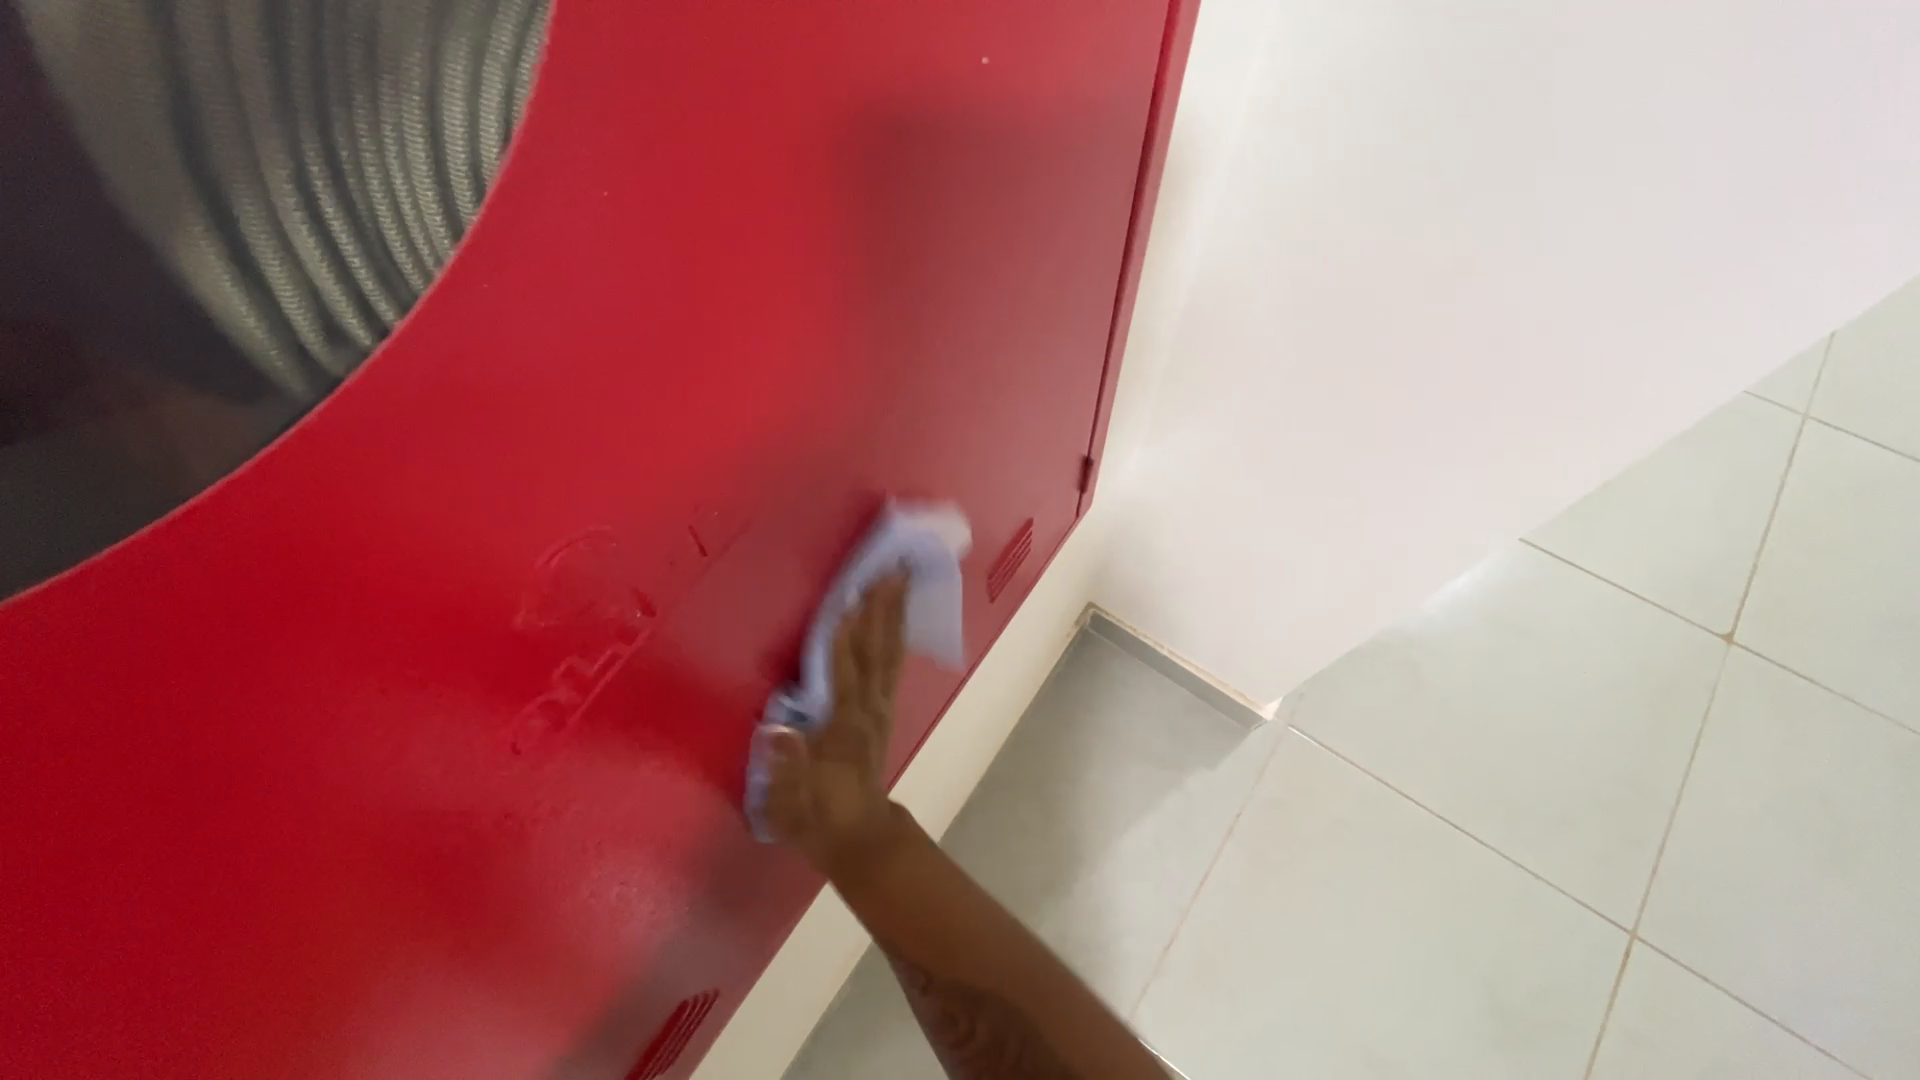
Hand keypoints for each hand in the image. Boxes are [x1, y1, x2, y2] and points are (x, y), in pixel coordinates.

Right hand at [761, 576, 912, 876]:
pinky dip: (895, 633)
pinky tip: (896, 616)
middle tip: (891, 568)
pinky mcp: (884, 709)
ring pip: (889, 651)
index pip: (844, 668)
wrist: (860, 838)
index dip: (846, 632)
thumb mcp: (794, 801)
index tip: (852, 594)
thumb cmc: (819, 817)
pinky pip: (892, 662)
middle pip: (876, 649)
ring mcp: (880, 707)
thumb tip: (777, 729)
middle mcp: (868, 707)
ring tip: (899, 579)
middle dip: (882, 608)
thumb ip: (786, 765)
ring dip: (894, 613)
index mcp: (844, 724)